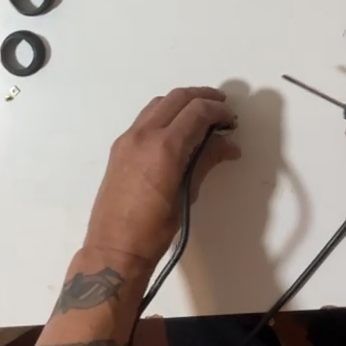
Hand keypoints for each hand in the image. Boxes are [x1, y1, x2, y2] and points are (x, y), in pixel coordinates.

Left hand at [84, 87, 239, 268]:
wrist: (114, 248)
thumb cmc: (155, 229)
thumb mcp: (188, 194)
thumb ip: (207, 161)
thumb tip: (229, 145)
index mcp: (165, 147)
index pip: (198, 111)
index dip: (219, 111)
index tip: (231, 121)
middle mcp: (144, 134)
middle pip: (178, 97)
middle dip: (203, 97)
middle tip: (222, 108)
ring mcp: (128, 138)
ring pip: (160, 103)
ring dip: (183, 102)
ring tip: (202, 116)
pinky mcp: (120, 146)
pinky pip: (146, 117)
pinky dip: (166, 113)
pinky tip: (178, 130)